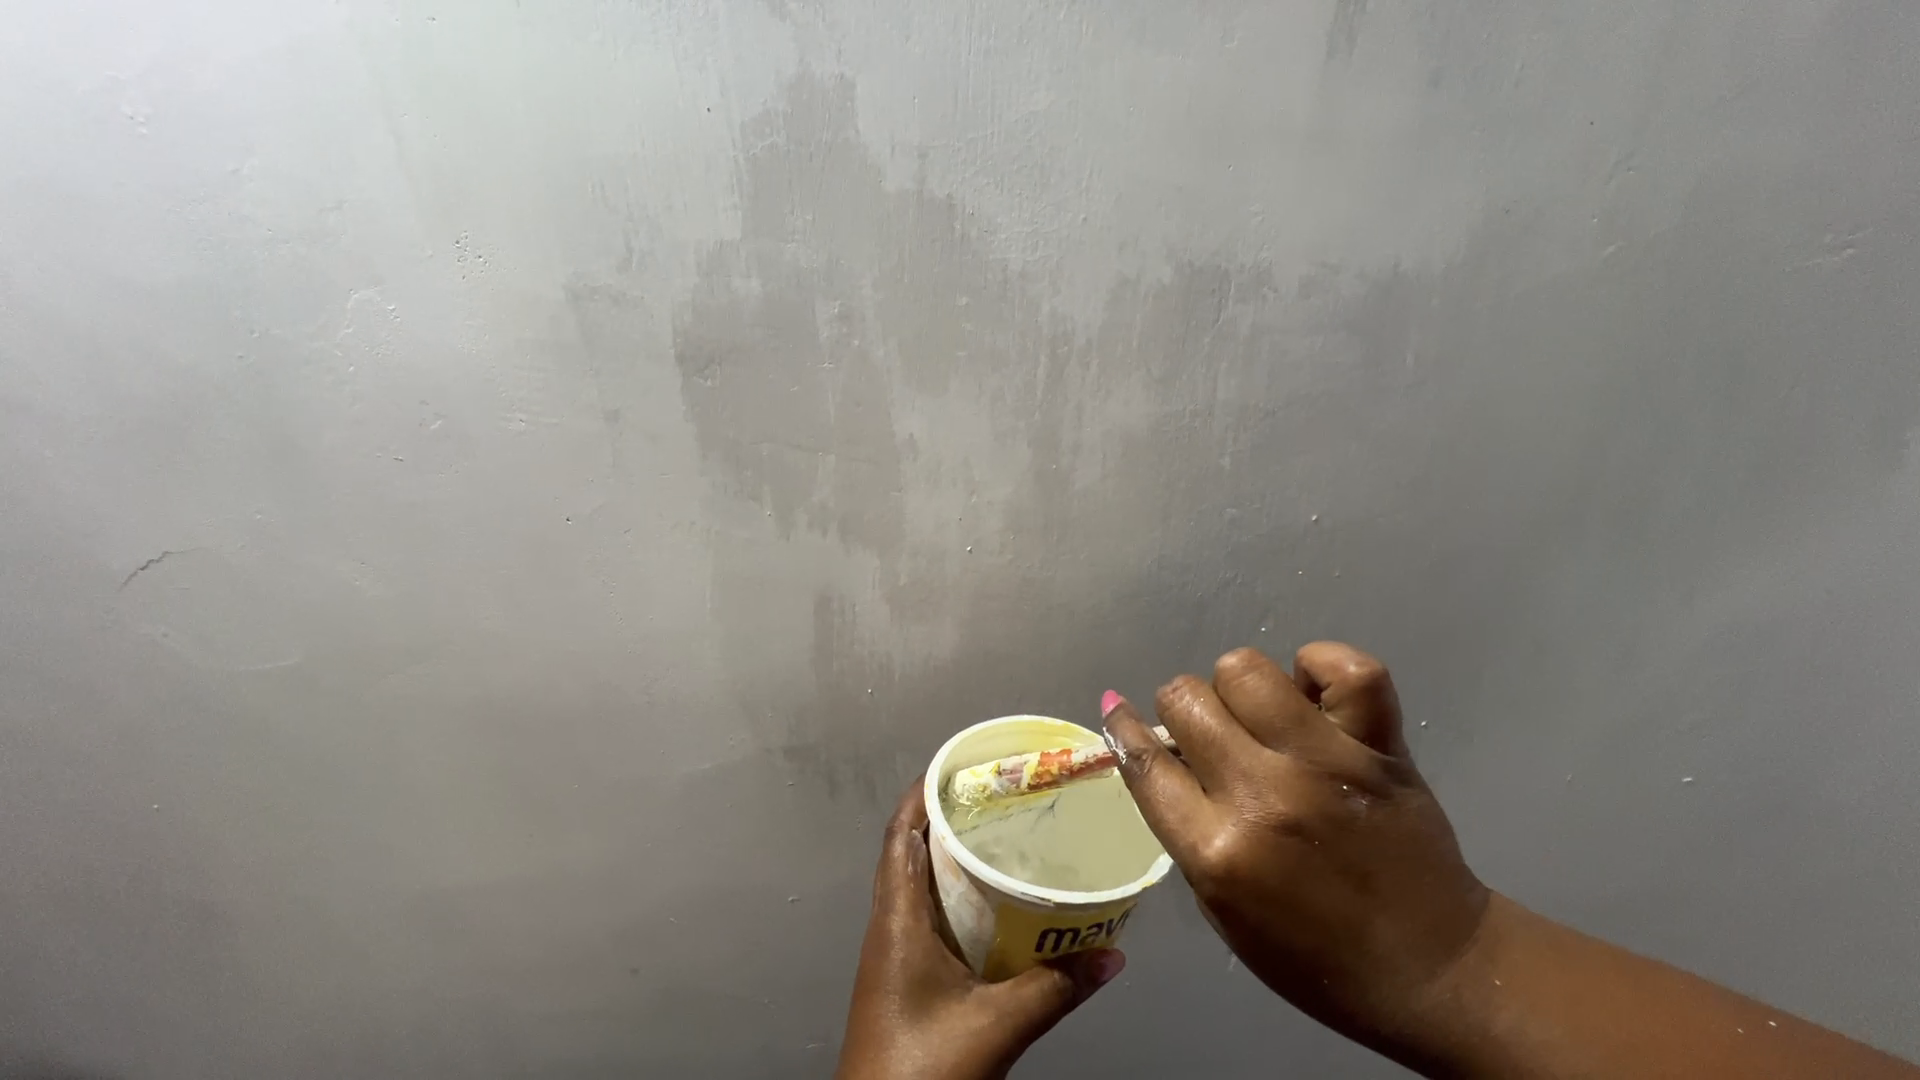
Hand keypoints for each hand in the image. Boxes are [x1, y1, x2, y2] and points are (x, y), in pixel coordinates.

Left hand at [834, 780, 1125, 1079]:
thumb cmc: (922, 1067)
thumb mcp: (996, 1026)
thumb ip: (1055, 989)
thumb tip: (1113, 954)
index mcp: (896, 918)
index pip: (900, 832)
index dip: (924, 791)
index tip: (963, 765)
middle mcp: (890, 924)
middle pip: (911, 850)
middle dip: (949, 817)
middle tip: (1001, 796)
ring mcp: (895, 951)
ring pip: (921, 883)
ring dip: (954, 856)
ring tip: (1005, 835)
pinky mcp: (906, 976)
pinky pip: (930, 915)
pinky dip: (958, 896)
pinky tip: (997, 904)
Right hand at [1102, 644, 1489, 1048]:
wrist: (1432, 968)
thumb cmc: (1312, 954)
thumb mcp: (1221, 906)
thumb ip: (1186, 827)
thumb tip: (1158, 754)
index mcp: (1217, 849)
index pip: (1145, 762)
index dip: (1121, 727)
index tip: (1117, 709)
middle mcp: (1263, 796)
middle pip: (1186, 700)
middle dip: (1183, 709)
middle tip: (1208, 732)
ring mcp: (1325, 763)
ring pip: (1245, 670)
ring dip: (1238, 688)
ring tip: (1260, 715)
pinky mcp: (1381, 747)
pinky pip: (1346, 669)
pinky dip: (1320, 667)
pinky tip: (1312, 692)